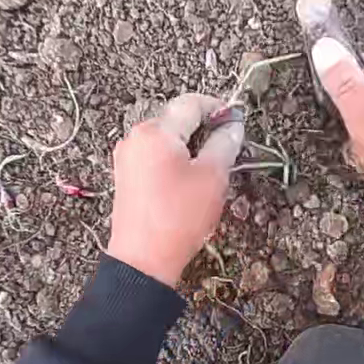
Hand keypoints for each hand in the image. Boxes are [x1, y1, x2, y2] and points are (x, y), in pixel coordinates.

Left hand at [106, 93, 243, 286]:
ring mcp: (127, 157)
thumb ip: (225, 143)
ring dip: (191, 145)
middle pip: (177, 119)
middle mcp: (136, 137)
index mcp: (156, 132)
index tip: (237, 120)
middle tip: (229, 148)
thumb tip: (233, 125)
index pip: (191, 103)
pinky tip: (190, 181)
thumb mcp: (212, 177)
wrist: (144, 259)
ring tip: (212, 169)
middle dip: (205, 129)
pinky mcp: (126, 176)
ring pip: (167, 139)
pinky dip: (176, 159)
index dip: (218, 107)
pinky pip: (156, 156)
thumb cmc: (180, 216)